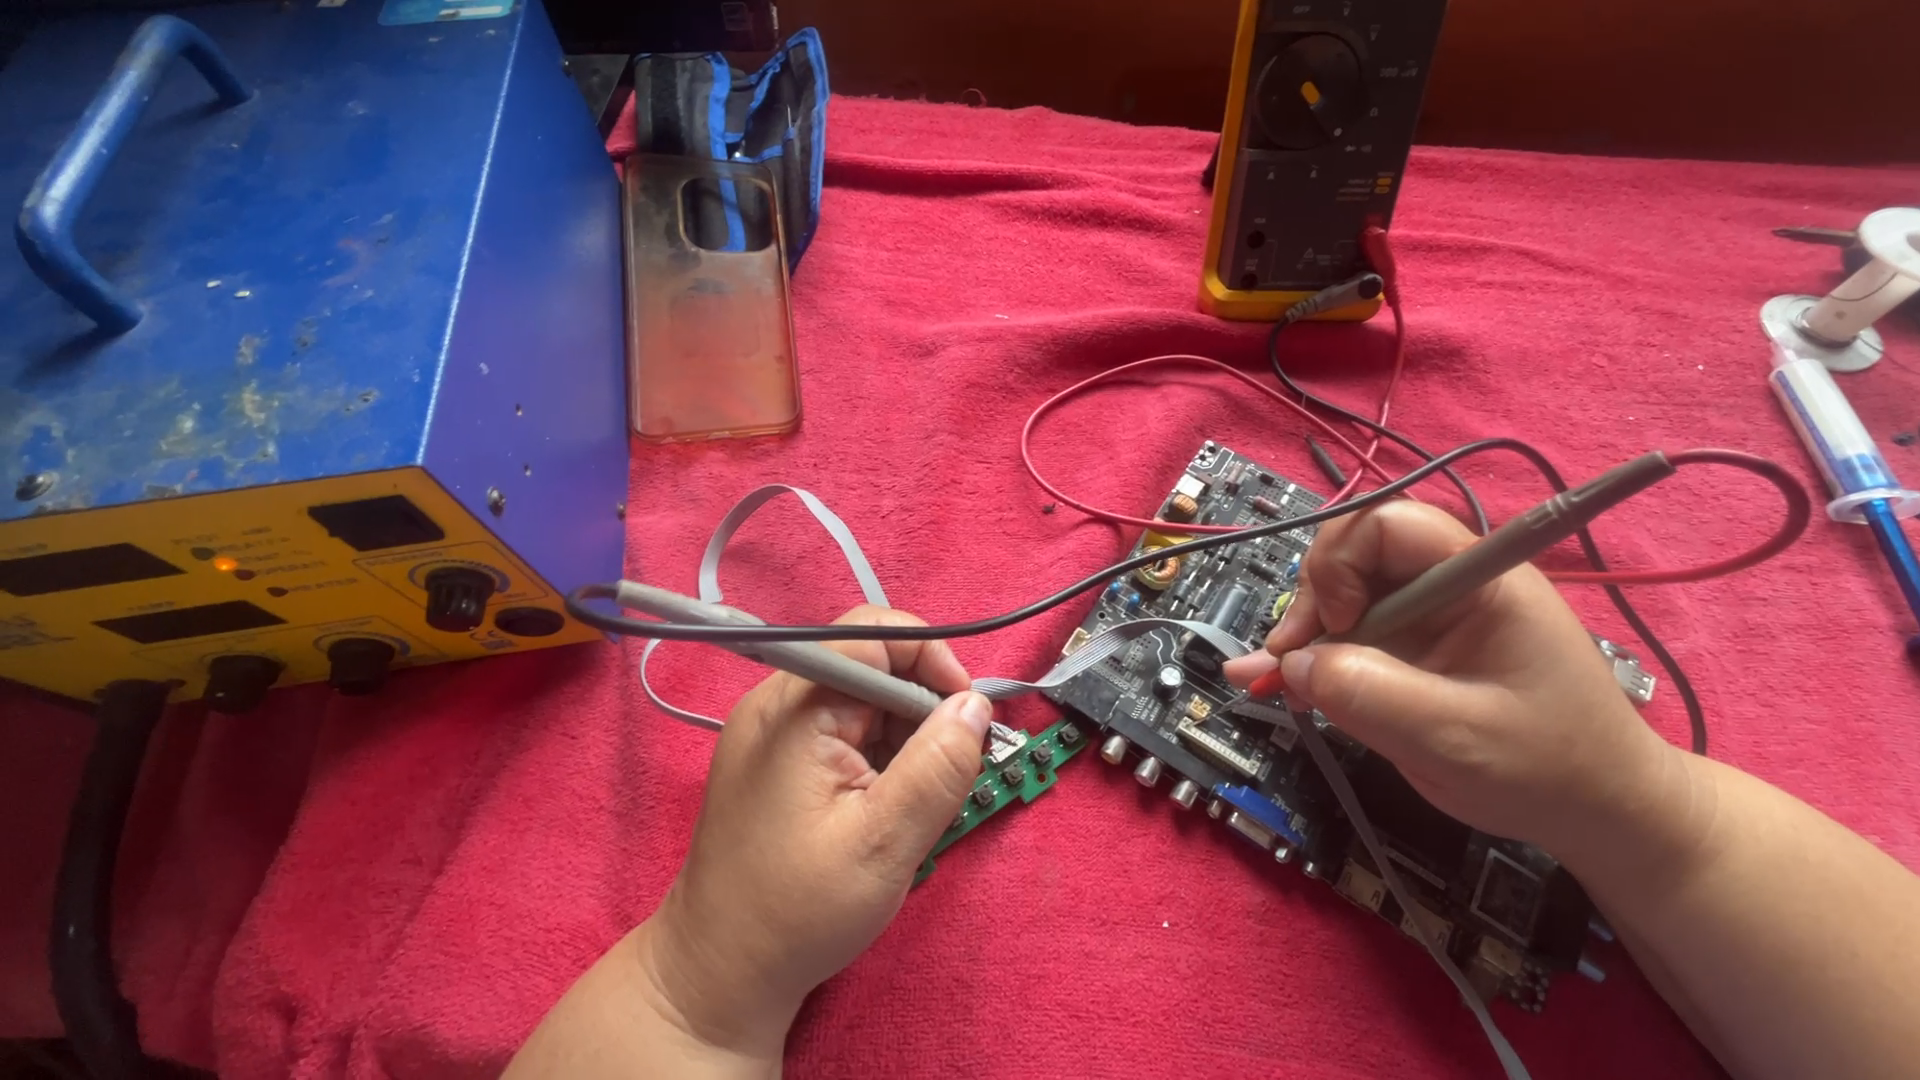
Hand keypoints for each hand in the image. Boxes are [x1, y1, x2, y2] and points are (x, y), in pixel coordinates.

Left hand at [638, 605, 991, 1063]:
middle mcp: (777, 702)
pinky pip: (843, 729)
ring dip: (902, 739)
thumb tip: (976, 704)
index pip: (873, 635)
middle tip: (945, 775)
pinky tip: (882, 807)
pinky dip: (877, 756)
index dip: (931, 660)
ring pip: (863, 700)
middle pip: (872, 666)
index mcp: (794, 708)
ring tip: (909, 803)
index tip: (967, 716)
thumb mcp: (885, 843)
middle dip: (921, 711)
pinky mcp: (777, 757)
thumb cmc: (798, 912)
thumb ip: (938, 767)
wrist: (718, 972)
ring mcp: (773, 730)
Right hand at [1221, 500, 1680, 858]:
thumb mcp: (1454, 736)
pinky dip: (1309, 657)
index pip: (1388, 525)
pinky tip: (1280, 684)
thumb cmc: (1546, 768)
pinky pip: (1346, 634)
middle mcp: (1447, 585)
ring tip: (1280, 683)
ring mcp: (1427, 616)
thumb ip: (1369, 694)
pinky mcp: (1411, 648)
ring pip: (1340, 594)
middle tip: (1290, 659)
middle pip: (1353, 553)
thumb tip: (1289, 663)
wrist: (1595, 811)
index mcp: (1478, 580)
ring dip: (1304, 634)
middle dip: (1313, 600)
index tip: (1338, 627)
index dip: (1344, 564)